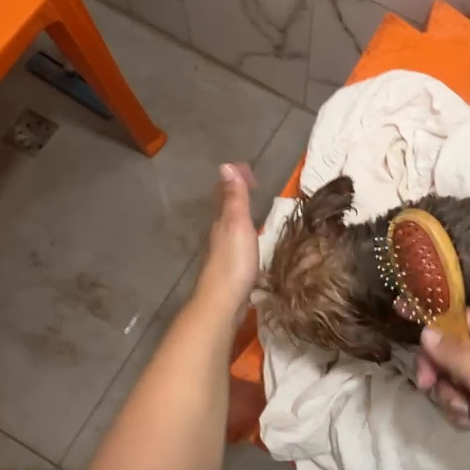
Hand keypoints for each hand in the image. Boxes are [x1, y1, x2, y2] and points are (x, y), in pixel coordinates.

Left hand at [194, 163, 259, 315]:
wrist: (222, 303)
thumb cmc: (233, 262)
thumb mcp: (237, 224)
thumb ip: (234, 198)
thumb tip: (225, 166)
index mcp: (221, 221)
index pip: (225, 193)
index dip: (235, 180)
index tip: (248, 170)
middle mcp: (218, 234)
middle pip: (224, 209)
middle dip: (235, 195)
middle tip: (250, 184)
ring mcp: (221, 253)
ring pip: (228, 226)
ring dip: (237, 215)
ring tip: (251, 210)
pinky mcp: (228, 270)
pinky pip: (234, 243)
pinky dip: (241, 235)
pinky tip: (248, 242)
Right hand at [417, 309, 469, 469]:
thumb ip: (451, 353)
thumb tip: (425, 330)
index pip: (454, 317)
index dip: (429, 316)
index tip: (399, 310)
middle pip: (444, 351)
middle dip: (437, 371)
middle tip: (429, 386)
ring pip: (447, 380)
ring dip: (450, 398)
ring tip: (467, 412)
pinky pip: (457, 400)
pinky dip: (459, 412)